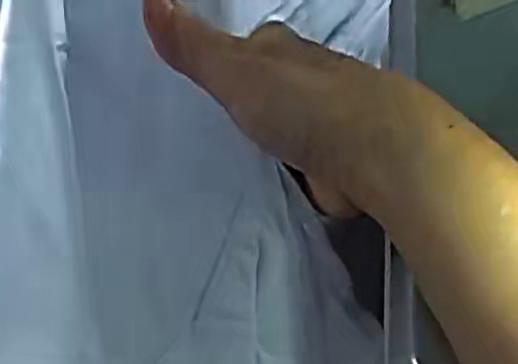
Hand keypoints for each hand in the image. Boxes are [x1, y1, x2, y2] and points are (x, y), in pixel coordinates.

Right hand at [143, 0, 416, 215]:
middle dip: (247, 111)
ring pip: (284, 135)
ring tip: (236, 167)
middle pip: (268, 95)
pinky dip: (286, 179)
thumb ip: (194, 47)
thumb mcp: (235, 72)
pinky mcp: (330, 171)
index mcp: (283, 52)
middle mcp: (306, 85)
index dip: (226, 64)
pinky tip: (271, 190)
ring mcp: (321, 129)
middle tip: (215, 133)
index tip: (205, 83)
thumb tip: (150, 1)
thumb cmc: (303, 104)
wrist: (367, 153)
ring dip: (267, 149)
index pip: (249, 50)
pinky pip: (298, 173)